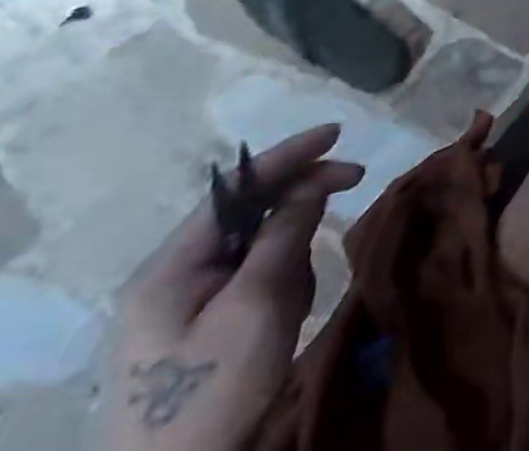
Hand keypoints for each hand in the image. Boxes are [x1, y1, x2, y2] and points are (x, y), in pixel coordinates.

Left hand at [104, 125, 363, 450]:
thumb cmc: (213, 396)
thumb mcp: (256, 309)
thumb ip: (283, 237)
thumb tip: (310, 183)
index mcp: (171, 267)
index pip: (237, 189)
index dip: (288, 155)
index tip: (337, 132)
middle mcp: (175, 277)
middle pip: (249, 215)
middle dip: (299, 205)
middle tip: (357, 182)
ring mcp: (188, 307)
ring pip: (259, 251)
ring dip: (292, 261)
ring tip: (295, 310)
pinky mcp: (207, 332)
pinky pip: (257, 285)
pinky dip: (284, 290)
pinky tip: (286, 324)